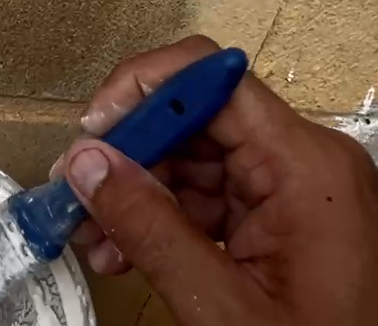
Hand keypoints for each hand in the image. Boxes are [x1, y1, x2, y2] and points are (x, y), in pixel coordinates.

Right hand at [58, 36, 377, 325]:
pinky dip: (166, 220)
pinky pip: (212, 197)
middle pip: (194, 118)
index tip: (91, 136)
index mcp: (303, 161)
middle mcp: (302, 158)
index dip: (140, 89)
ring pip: (194, 159)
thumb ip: (150, 229)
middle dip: (129, 153)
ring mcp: (296, 190)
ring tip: (92, 237)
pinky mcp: (288, 222)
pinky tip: (126, 252)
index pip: (208, 75)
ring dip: (138, 193)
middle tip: (74, 196)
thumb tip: (81, 161)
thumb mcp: (227, 313)